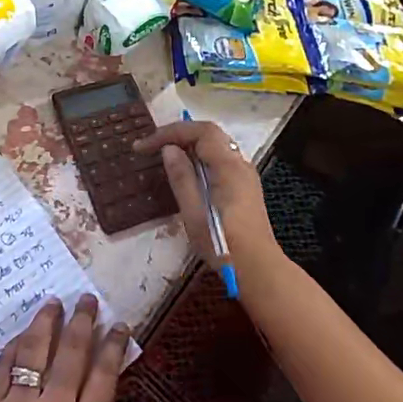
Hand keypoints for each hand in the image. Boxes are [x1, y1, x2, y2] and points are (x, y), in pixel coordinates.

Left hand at [0, 296, 128, 401]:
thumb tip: (94, 384)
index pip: (105, 372)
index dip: (114, 343)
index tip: (119, 323)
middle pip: (72, 352)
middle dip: (82, 320)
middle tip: (86, 298)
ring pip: (35, 350)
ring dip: (46, 322)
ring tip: (53, 303)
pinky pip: (3, 367)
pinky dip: (13, 347)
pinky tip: (20, 336)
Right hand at [133, 120, 278, 269]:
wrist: (258, 269)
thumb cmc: (223, 243)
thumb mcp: (194, 213)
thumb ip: (181, 177)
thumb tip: (169, 149)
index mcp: (228, 166)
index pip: (201, 131)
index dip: (171, 132)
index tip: (144, 146)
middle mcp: (240, 164)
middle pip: (210, 134)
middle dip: (179, 134)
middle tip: (152, 146)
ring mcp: (245, 176)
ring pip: (216, 146)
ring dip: (189, 145)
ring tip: (164, 155)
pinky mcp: (245, 188)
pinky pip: (220, 160)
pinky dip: (200, 158)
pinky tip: (187, 173)